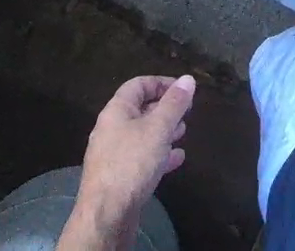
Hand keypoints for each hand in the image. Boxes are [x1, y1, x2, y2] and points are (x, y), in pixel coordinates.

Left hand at [60, 75, 195, 250]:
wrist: (107, 216)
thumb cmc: (132, 162)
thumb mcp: (159, 128)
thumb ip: (174, 103)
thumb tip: (188, 79)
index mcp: (116, 111)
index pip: (138, 85)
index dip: (161, 83)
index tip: (184, 90)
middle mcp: (111, 129)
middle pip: (140, 109)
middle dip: (165, 109)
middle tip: (186, 113)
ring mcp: (112, 155)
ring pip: (141, 135)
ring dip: (163, 131)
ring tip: (183, 133)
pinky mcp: (118, 177)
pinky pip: (140, 157)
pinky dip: (159, 154)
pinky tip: (176, 159)